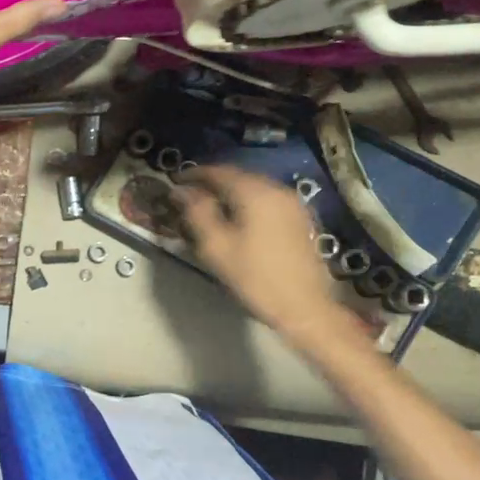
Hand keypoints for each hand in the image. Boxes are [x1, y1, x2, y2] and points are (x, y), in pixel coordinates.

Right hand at [174, 166, 340, 335]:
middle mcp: (277, 190)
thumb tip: (181, 191)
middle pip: (239, 176)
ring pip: (254, 188)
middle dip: (212, 182)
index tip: (175, 180)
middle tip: (190, 194)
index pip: (220, 172)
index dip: (194, 174)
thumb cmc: (254, 277)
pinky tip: (237, 218)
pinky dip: (247, 202)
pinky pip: (267, 200)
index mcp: (256, 193)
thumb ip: (197, 212)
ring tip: (210, 207)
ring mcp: (293, 204)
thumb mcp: (216, 246)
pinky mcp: (301, 219)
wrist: (304, 307)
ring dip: (230, 192)